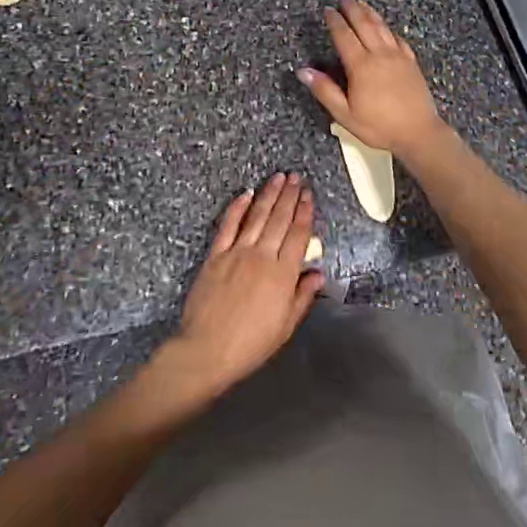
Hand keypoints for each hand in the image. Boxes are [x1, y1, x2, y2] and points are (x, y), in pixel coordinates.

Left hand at [157, 173, 323, 399]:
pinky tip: (246, 194)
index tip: (309, 195)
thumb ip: (302, 295)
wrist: (208, 349)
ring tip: (279, 177)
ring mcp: (237, 253)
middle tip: (297, 177)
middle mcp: (262, 256)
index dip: (305, 212)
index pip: (299, 234)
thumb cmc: (252, 343)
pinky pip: (228, 226)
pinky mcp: (215, 256)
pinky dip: (237, 208)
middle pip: (279, 219)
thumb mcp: (286, 325)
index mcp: (283, 274)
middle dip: (290, 196)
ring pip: (256, 216)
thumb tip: (317, 273)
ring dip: (269, 195)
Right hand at [297, 0, 450, 157]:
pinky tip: (386, 28)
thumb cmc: (379, 126)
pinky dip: (389, 29)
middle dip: (353, 10)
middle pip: (364, 25)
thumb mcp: (345, 114)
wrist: (418, 132)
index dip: (335, 21)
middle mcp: (380, 56)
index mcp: (361, 66)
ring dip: (371, 14)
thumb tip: (303, 71)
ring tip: (362, 4)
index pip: (344, 36)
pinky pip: (398, 39)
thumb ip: (324, 90)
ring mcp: (398, 57)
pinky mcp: (411, 63)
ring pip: (382, 28)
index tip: (328, 10)